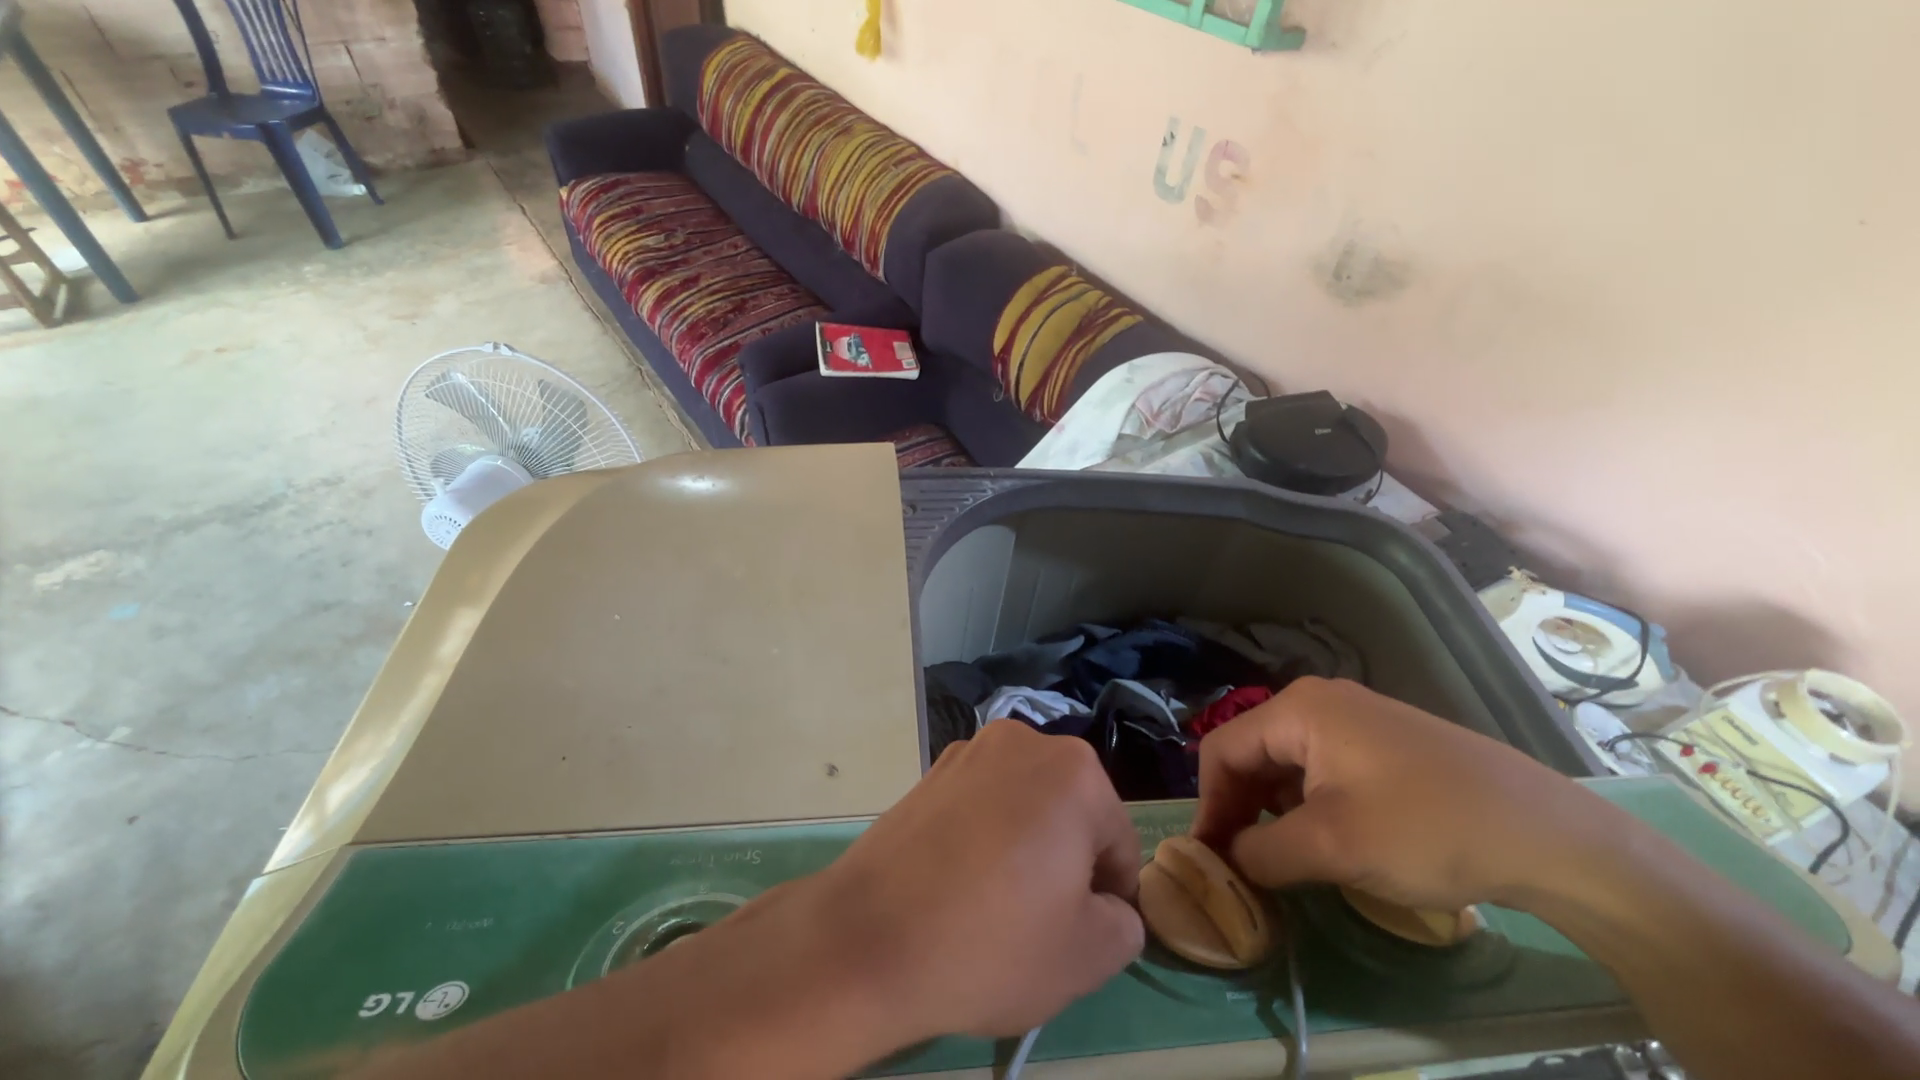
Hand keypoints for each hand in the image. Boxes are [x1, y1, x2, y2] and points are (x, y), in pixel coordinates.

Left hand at [813, 720, 1144, 1042]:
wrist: (866, 941)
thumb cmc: (991, 945)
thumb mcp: (1088, 956)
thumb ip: (1125, 923)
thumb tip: (1107, 906)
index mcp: (1075, 771)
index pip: (1118, 843)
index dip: (1107, 898)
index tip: (1077, 936)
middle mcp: (1023, 743)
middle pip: (1069, 817)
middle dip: (1064, 867)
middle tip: (1036, 925)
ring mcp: (967, 753)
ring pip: (1023, 811)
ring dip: (1023, 851)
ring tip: (992, 908)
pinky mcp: (926, 776)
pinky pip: (978, 810)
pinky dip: (982, 842)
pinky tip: (957, 889)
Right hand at [1192, 677, 1633, 911]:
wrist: (1545, 835)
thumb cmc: (1425, 829)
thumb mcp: (1329, 847)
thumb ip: (1260, 852)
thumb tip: (1229, 860)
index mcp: (1300, 710)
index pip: (1222, 751)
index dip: (1207, 805)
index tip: (1209, 859)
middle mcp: (1322, 703)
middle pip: (1253, 754)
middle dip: (1239, 808)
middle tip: (1240, 865)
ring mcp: (1360, 721)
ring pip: (1288, 765)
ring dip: (1272, 811)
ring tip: (1279, 860)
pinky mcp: (1389, 745)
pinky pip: (1324, 770)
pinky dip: (1308, 806)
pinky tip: (1324, 843)